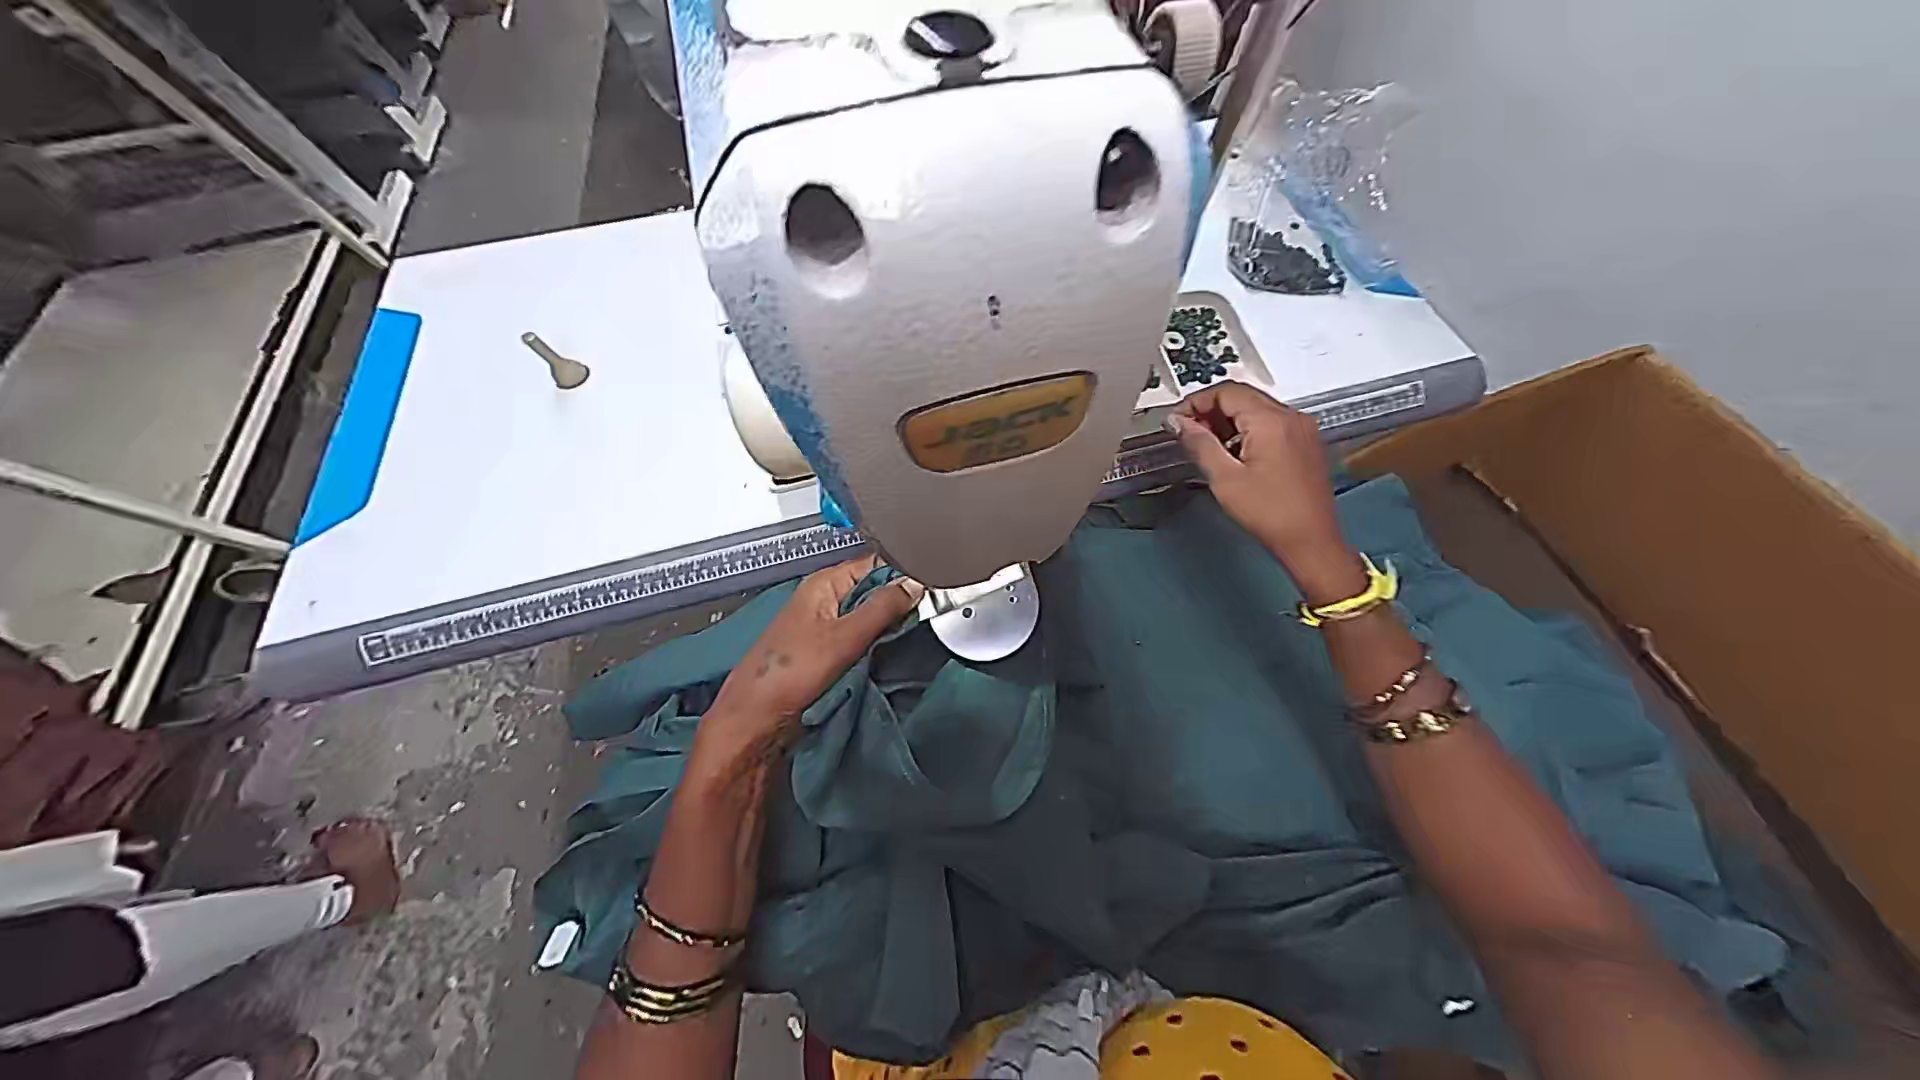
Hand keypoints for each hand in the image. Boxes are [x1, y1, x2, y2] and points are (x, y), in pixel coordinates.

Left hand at [703, 555, 924, 759]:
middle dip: (900, 602)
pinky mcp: (828, 651)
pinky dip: (878, 645)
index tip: (933, 587)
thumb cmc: (791, 673)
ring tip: (915, 633)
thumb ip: (882, 607)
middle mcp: (826, 599)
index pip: (875, 563)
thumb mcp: (844, 636)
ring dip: (890, 626)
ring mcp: (826, 626)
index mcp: (824, 583)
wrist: (756, 719)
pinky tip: (894, 652)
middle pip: (875, 590)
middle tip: (928, 614)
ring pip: (870, 617)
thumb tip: (915, 584)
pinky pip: (862, 639)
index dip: (903, 573)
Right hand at [1169, 382, 1364, 601]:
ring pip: (1256, 409)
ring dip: (1227, 421)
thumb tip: (1180, 422)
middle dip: (1211, 410)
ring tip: (1207, 446)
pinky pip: (1270, 423)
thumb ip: (1199, 444)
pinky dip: (1247, 430)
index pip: (1227, 392)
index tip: (1177, 421)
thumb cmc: (1270, 513)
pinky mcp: (1304, 442)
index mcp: (1271, 421)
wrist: (1310, 539)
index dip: (1196, 402)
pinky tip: (1232, 453)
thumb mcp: (1224, 478)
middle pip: (1243, 396)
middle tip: (1187, 432)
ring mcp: (1301, 429)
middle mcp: (1291, 417)